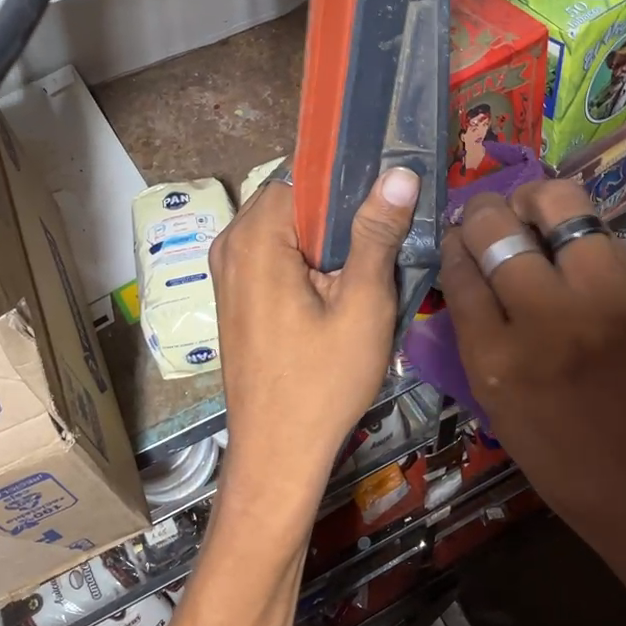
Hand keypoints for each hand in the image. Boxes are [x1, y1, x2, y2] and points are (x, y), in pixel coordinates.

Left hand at [209, 169, 418, 494]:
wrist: (278, 452)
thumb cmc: (322, 381)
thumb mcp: (362, 304)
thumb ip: (376, 234)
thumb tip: (399, 173)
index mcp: (254, 237)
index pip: (303, 176)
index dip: (348, 180)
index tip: (389, 195)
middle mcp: (230, 243)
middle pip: (293, 200)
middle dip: (339, 211)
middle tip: (387, 232)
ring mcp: (227, 270)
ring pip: (286, 228)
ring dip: (325, 238)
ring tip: (370, 258)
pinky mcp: (235, 294)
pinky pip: (274, 254)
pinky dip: (307, 259)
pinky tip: (341, 284)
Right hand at [436, 180, 625, 604]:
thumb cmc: (575, 472)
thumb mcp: (502, 412)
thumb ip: (480, 338)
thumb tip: (470, 272)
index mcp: (499, 361)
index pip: (460, 270)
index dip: (453, 247)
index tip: (455, 241)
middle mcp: (550, 317)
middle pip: (498, 226)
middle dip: (481, 213)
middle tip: (486, 219)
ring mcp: (609, 297)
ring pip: (560, 204)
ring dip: (534, 204)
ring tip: (531, 217)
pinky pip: (603, 238)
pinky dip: (580, 237)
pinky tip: (575, 256)